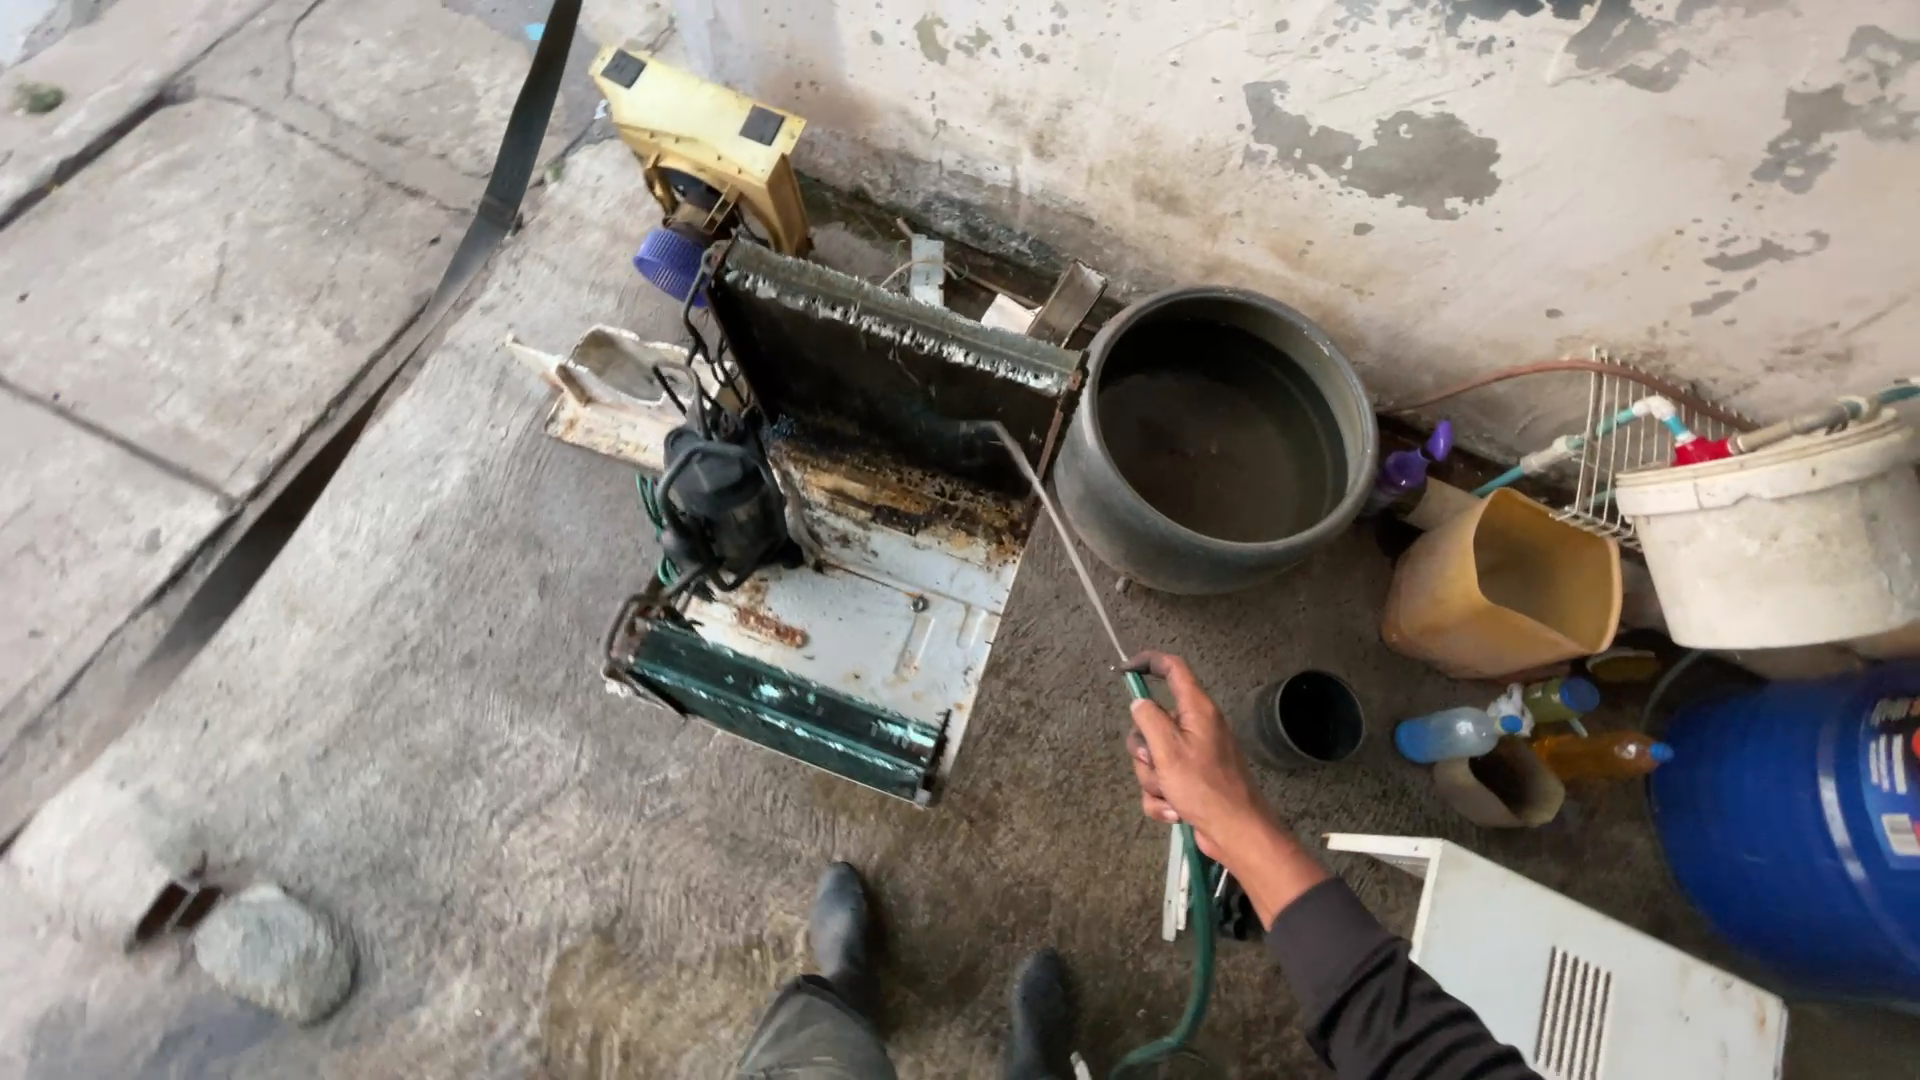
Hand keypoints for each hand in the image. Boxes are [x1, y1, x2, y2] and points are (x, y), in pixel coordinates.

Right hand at [1124, 651, 1275, 862]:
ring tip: (1171, 794)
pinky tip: (1174, 811)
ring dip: (1153, 779)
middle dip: (1144, 749)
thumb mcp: (1168, 749)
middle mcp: (1196, 727)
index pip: (1173, 669)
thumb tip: (1139, 703)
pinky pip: (1161, 782)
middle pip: (1152, 722)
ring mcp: (1194, 755)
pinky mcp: (1191, 781)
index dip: (1148, 662)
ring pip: (1153, 756)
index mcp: (1197, 710)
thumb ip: (1148, 719)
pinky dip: (1161, 798)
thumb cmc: (1205, 787)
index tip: (1124, 670)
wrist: (1237, 834)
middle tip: (1155, 763)